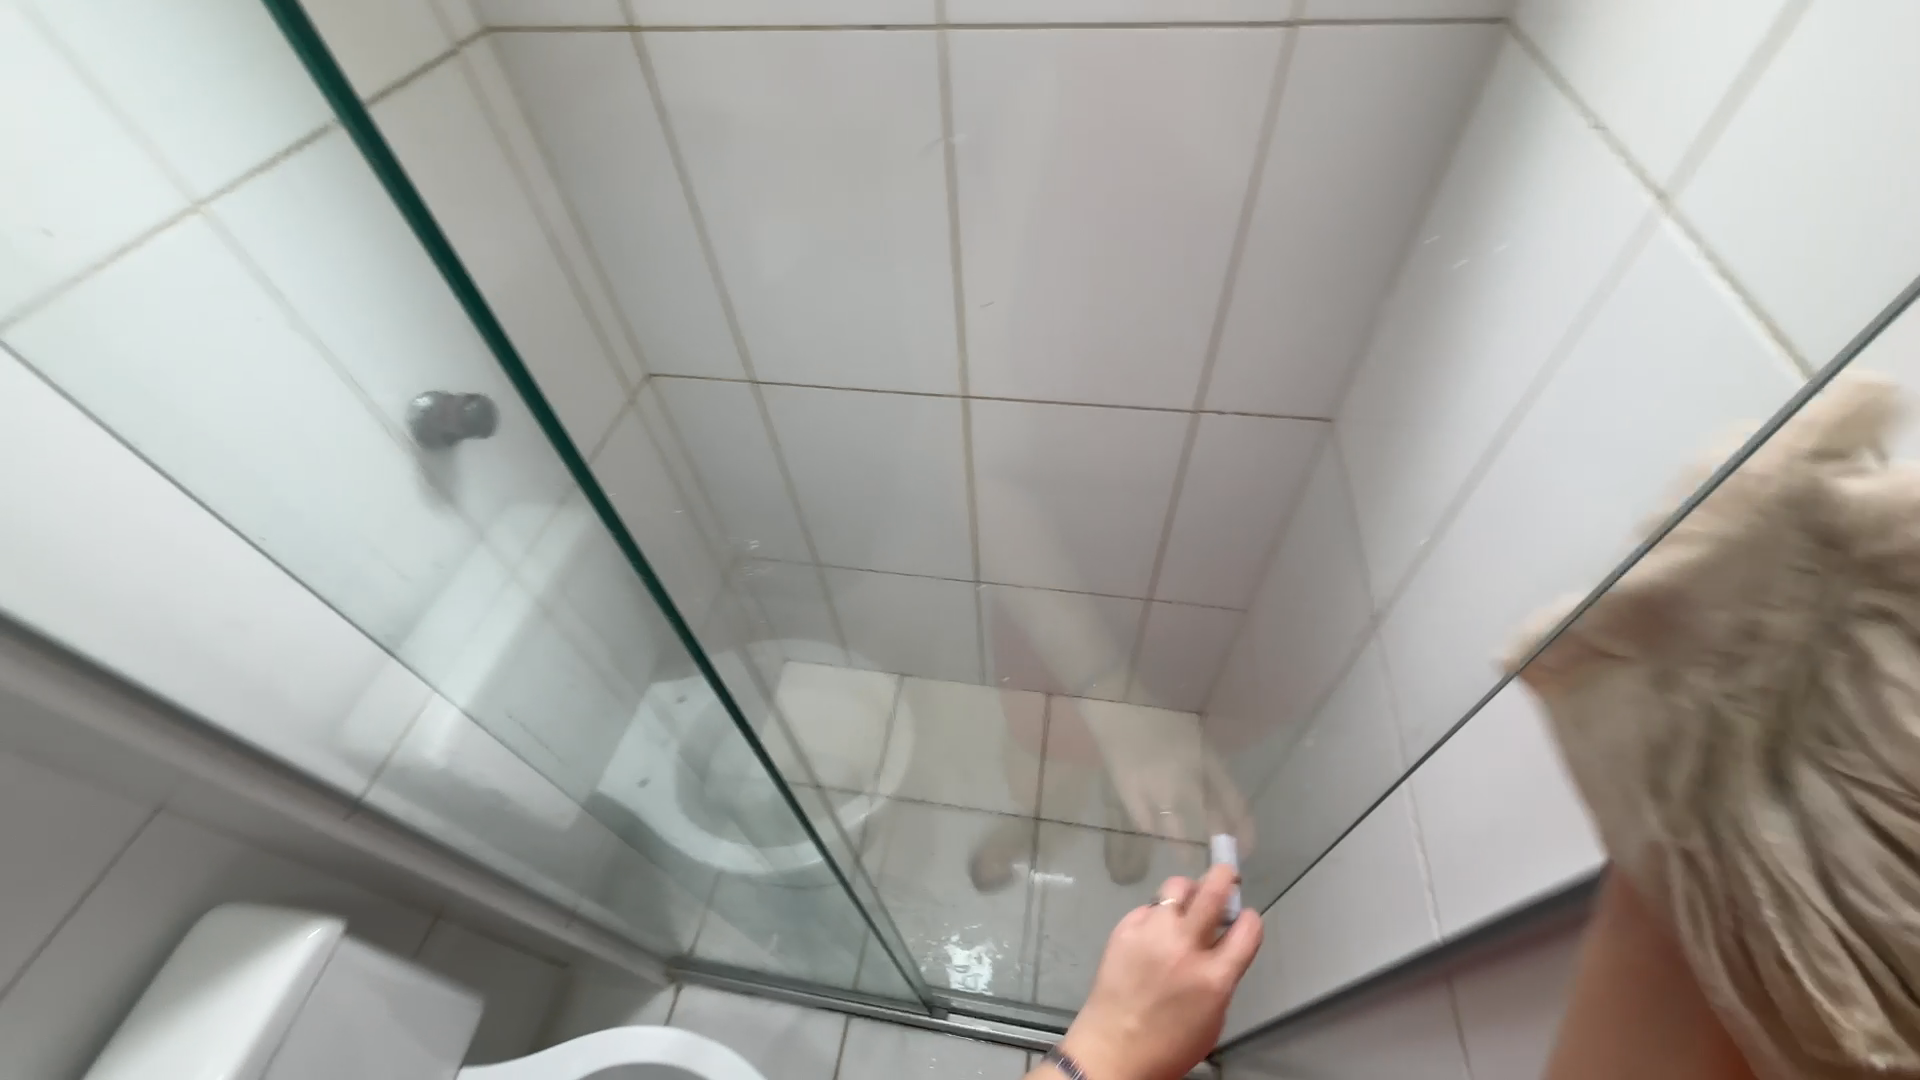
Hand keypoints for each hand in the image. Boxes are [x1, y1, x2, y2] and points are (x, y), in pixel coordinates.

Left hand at [1055, 864, 1263, 1079]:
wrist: (1114, 1047)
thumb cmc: (1170, 1045)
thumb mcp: (1212, 1018)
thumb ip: (1220, 977)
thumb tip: (1219, 946)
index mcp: (1215, 977)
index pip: (1247, 930)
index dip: (1250, 919)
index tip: (1246, 917)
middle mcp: (1186, 946)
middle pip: (1213, 892)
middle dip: (1225, 876)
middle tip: (1226, 873)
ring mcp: (1153, 932)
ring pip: (1177, 887)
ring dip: (1188, 891)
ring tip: (1186, 902)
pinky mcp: (1126, 926)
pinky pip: (1149, 907)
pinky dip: (1157, 914)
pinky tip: (1153, 931)